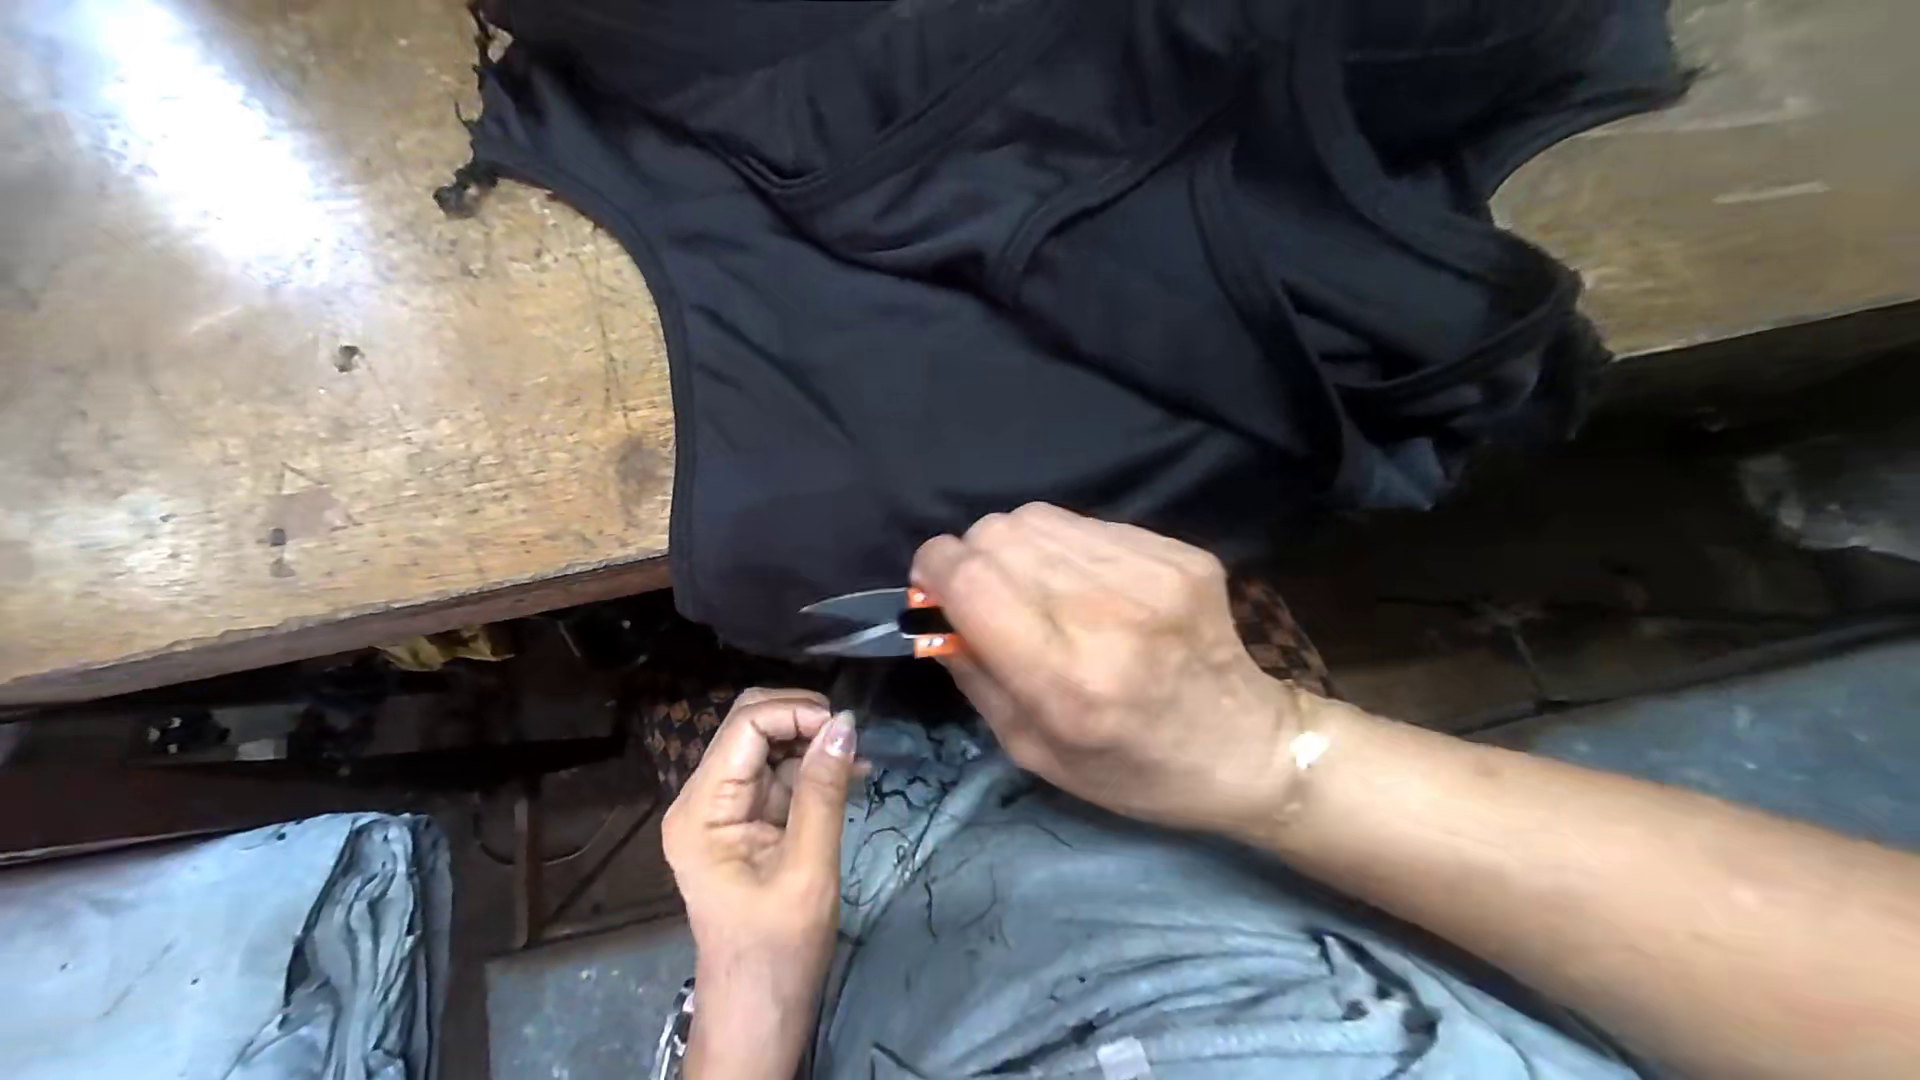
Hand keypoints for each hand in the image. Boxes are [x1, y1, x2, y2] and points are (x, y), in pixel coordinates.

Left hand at [661, 688, 857, 1079]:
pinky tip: (849, 774)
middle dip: (802, 718)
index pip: (745, 725)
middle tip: (849, 738)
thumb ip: (823, 791)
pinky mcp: (746, 816)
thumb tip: (845, 723)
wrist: (760, 1009)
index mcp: (702, 809)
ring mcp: (724, 806)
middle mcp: (704, 797)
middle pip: (750, 723)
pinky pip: (779, 769)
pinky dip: (813, 765)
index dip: (796, 712)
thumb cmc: (778, 949)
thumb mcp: (809, 868)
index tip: (844, 730)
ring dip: (812, 740)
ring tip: (856, 759)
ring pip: (767, 740)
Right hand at [912, 503, 1318, 836]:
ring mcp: (1152, 573)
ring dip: (1013, 547)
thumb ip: (973, 674)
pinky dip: (1062, 547)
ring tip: (1030, 585)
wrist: (1247, 747)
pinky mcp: (1179, 552)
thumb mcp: (1033, 751)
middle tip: (980, 591)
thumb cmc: (1131, 769)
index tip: (929, 583)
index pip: (971, 581)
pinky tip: (1081, 583)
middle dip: (969, 556)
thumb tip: (933, 611)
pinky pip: (1084, 523)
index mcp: (1066, 680)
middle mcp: (1107, 614)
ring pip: (1035, 518)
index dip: (934, 568)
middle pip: (997, 536)